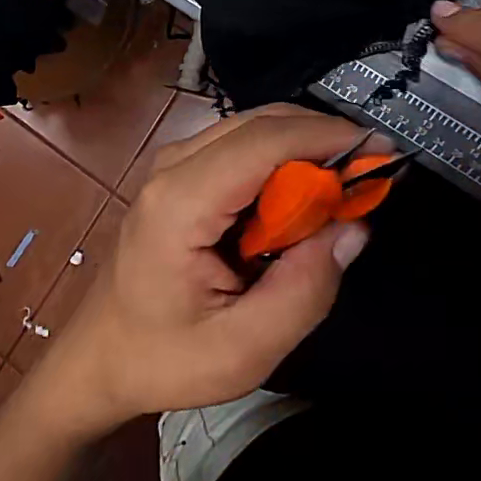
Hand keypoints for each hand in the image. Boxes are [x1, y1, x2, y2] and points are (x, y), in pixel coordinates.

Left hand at [41, 106, 375, 431]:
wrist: (99, 357)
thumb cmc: (164, 358)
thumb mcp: (242, 351)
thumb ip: (304, 291)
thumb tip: (353, 228)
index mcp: (181, 202)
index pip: (265, 142)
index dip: (326, 137)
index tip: (380, 151)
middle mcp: (175, 164)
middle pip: (263, 123)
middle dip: (323, 138)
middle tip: (371, 171)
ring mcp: (175, 162)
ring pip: (256, 126)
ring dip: (306, 145)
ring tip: (345, 183)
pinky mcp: (183, 170)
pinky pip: (245, 143)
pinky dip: (285, 156)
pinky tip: (305, 192)